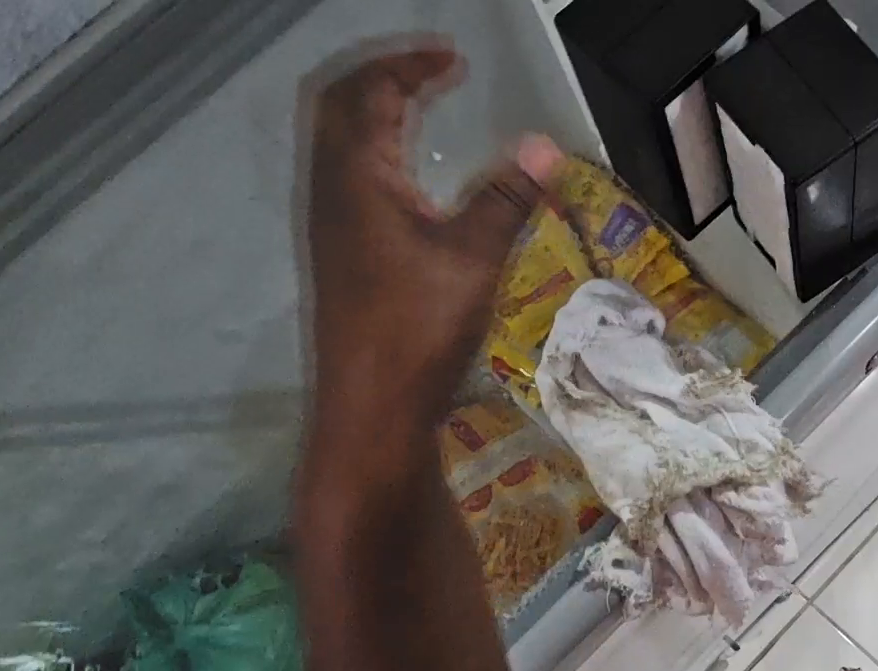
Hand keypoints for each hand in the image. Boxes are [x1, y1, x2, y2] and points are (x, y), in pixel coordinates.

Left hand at [300, 43, 560, 486]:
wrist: (372, 407)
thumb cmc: (419, 330)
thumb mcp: (473, 261)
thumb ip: (507, 201)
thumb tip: (546, 145)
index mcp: (357, 177)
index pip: (373, 91)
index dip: (412, 64)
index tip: (456, 58)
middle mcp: (332, 191)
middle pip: (342, 106)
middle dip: (386, 79)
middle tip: (434, 75)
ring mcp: (331, 227)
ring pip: (342, 147)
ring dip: (378, 118)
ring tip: (424, 117)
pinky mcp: (342, 258)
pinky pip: (352, 182)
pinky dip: (380, 159)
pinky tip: (413, 190)